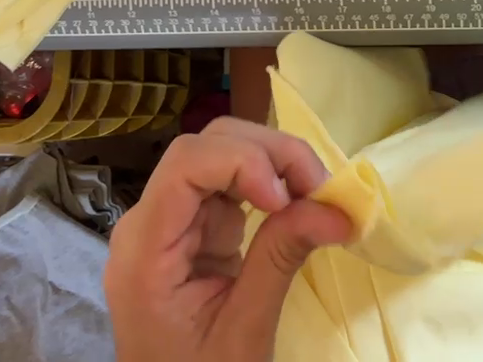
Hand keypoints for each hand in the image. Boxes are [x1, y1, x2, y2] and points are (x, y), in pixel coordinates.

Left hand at [105, 117, 353, 361]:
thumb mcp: (243, 334)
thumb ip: (280, 261)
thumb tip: (338, 208)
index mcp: (144, 250)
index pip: (185, 164)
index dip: (241, 161)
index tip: (287, 197)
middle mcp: (150, 220)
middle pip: (207, 147)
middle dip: (269, 154)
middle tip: (321, 188)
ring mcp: (172, 219)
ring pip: (222, 152)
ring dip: (275, 161)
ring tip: (317, 192)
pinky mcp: (194, 224)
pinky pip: (233, 180)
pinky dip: (271, 181)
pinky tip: (298, 200)